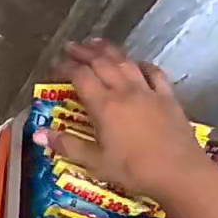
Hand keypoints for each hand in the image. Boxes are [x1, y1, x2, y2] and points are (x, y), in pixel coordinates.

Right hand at [36, 40, 210, 196]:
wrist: (180, 173)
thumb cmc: (133, 170)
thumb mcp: (95, 162)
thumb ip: (67, 145)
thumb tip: (38, 134)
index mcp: (105, 106)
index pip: (81, 77)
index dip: (66, 67)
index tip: (55, 65)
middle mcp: (125, 91)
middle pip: (102, 63)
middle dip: (84, 52)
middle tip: (71, 46)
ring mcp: (148, 92)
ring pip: (126, 62)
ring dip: (109, 50)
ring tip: (97, 43)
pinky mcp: (167, 98)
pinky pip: (154, 73)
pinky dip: (142, 64)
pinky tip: (137, 63)